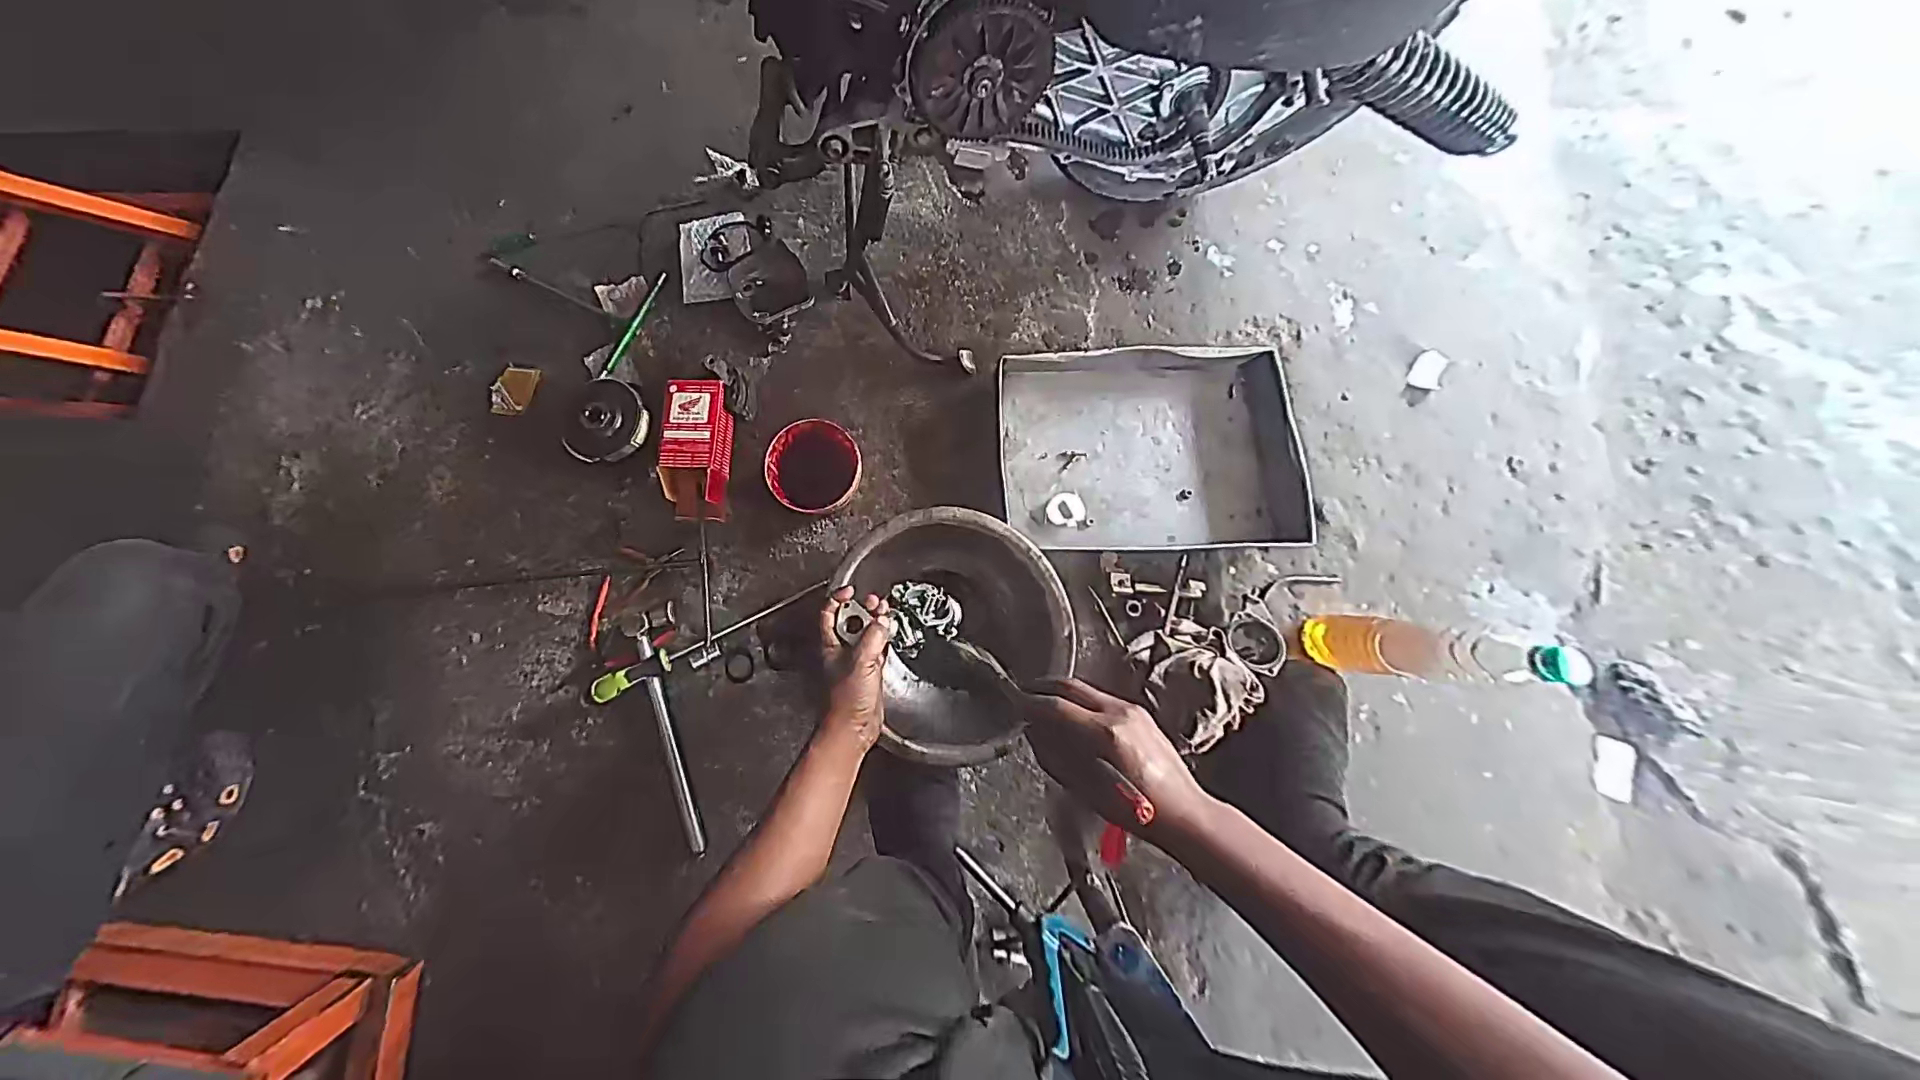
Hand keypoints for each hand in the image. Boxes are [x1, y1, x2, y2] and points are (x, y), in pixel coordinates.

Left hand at [816, 586, 892, 752]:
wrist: (853, 727)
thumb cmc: (847, 701)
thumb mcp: (862, 662)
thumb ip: (872, 638)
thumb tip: (881, 621)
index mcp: (831, 644)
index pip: (830, 612)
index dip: (839, 598)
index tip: (852, 590)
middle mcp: (841, 650)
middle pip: (850, 620)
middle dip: (862, 608)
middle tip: (875, 602)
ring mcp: (856, 660)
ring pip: (865, 632)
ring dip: (875, 622)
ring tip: (885, 613)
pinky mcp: (869, 671)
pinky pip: (877, 647)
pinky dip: (884, 638)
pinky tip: (889, 635)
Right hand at [1023, 677, 1216, 845]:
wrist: (1186, 814)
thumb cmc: (1142, 814)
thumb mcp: (1087, 790)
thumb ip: (1056, 758)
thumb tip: (1036, 734)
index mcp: (1106, 734)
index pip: (1057, 706)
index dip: (1030, 703)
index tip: (1015, 703)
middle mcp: (1121, 714)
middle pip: (1071, 686)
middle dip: (1043, 688)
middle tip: (1024, 695)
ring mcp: (1133, 711)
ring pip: (1086, 690)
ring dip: (1061, 694)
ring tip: (1044, 707)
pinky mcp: (1140, 714)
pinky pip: (1101, 699)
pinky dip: (1080, 702)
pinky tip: (1072, 716)